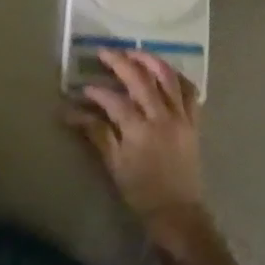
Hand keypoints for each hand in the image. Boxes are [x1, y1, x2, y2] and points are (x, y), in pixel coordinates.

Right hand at [66, 50, 208, 238]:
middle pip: (141, 79)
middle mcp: (163, 117)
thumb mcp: (114, 164)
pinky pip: (190, 91)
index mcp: (140, 130)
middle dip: (121, 62)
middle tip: (105, 52)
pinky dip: (178, 76)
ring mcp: (182, 117)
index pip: (114, 100)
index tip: (83, 88)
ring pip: (169, 77)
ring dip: (151, 60)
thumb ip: (96, 133)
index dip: (97, 92)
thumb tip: (70, 112)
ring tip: (134, 52)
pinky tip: (165, 71)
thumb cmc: (141, 192)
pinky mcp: (194, 121)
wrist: (178, 211)